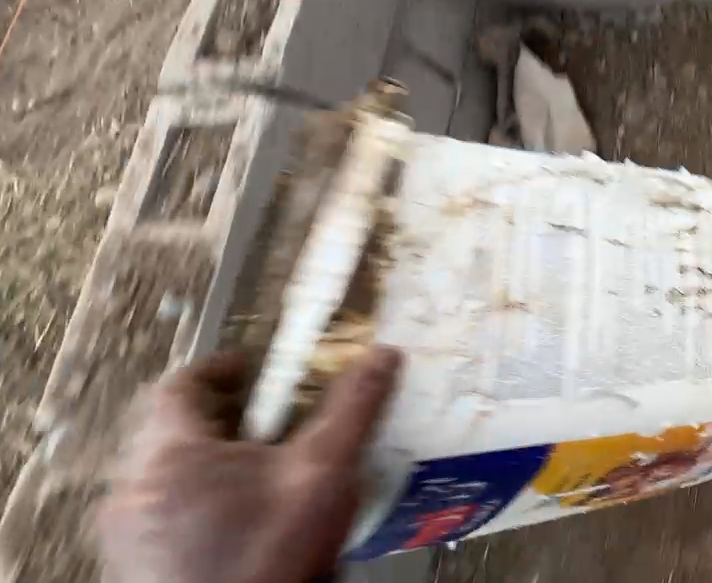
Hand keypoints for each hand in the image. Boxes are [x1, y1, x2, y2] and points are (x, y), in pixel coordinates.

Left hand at [98, 347, 402, 582]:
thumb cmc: (274, 550)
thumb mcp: (326, 468)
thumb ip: (354, 405)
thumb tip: (383, 354)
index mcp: (168, 459)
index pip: (177, 386)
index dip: (224, 365)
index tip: (267, 364)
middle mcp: (131, 491)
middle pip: (173, 425)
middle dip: (233, 407)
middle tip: (286, 404)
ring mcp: (127, 531)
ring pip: (168, 465)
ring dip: (221, 446)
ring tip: (278, 451)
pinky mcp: (137, 559)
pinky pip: (166, 500)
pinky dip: (207, 483)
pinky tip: (254, 499)